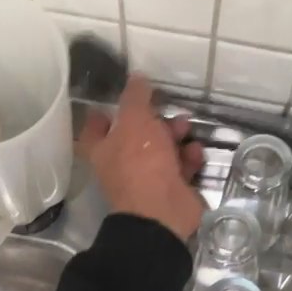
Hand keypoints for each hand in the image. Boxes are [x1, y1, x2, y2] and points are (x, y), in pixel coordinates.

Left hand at [78, 74, 205, 241]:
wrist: (161, 213)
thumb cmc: (140, 163)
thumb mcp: (135, 122)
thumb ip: (135, 98)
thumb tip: (137, 77)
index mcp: (103, 150)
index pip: (96, 127)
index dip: (106, 111)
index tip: (124, 97)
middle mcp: (122, 165)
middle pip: (137, 136)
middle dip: (155, 121)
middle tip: (168, 110)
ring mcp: (147, 179)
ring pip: (162, 150)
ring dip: (175, 136)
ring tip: (186, 129)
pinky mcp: (171, 190)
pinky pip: (180, 168)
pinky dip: (188, 158)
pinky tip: (195, 152)